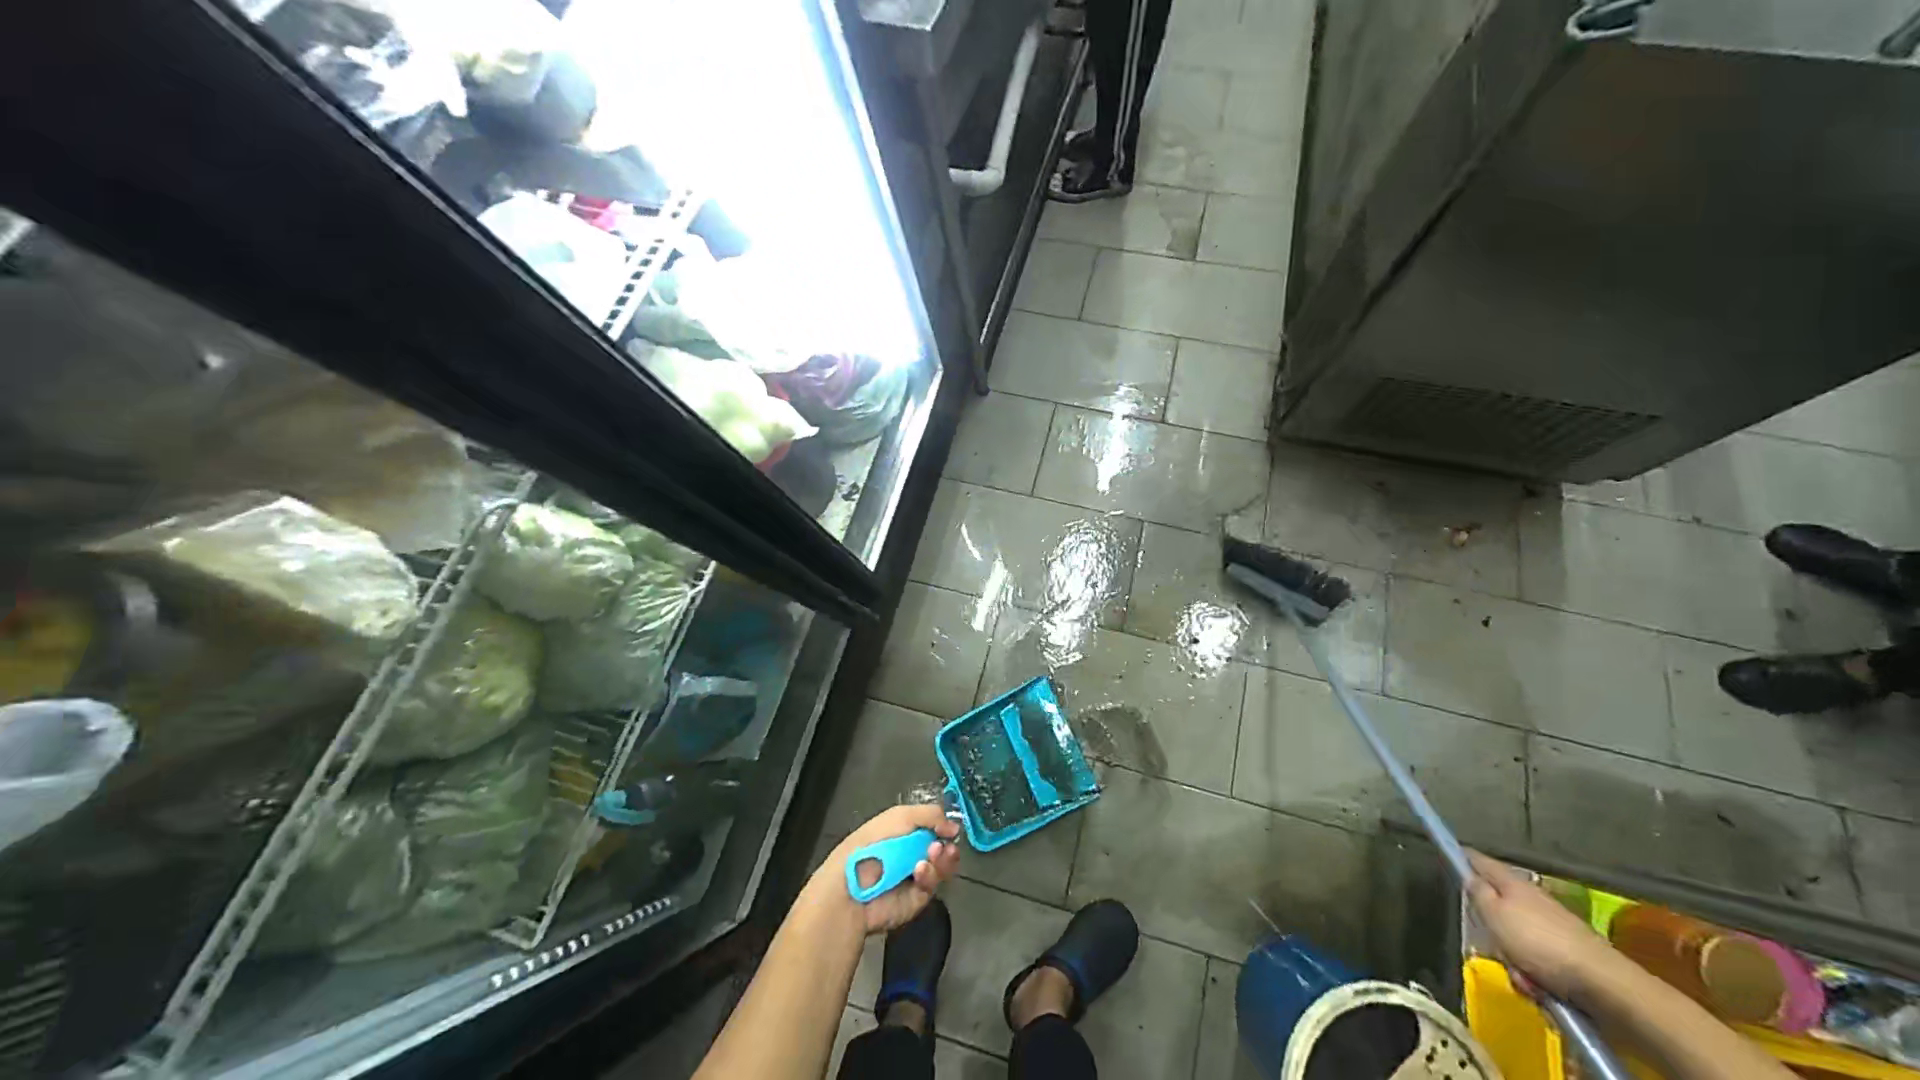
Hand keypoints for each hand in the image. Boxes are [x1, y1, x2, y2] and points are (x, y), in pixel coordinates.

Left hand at [809, 805, 961, 934]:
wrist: (853, 887)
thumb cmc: (873, 844)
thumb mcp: (901, 816)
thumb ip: (931, 816)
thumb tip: (954, 828)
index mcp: (902, 832)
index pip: (931, 827)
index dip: (943, 827)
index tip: (951, 828)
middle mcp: (910, 853)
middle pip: (941, 848)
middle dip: (946, 846)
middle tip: (948, 844)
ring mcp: (914, 877)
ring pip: (941, 867)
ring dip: (943, 860)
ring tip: (937, 853)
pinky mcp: (916, 899)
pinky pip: (931, 885)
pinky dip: (929, 876)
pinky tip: (921, 870)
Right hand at [1466, 851, 1628, 1003]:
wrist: (1604, 984)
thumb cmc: (1538, 942)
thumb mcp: (1494, 914)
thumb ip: (1477, 892)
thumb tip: (1469, 875)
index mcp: (1513, 883)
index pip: (1481, 861)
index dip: (1464, 858)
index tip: (1449, 855)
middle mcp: (1534, 898)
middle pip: (1498, 904)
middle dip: (1490, 924)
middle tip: (1486, 939)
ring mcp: (1554, 925)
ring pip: (1517, 935)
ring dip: (1513, 955)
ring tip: (1520, 974)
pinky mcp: (1570, 952)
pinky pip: (1538, 958)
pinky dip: (1533, 972)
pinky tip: (1538, 986)